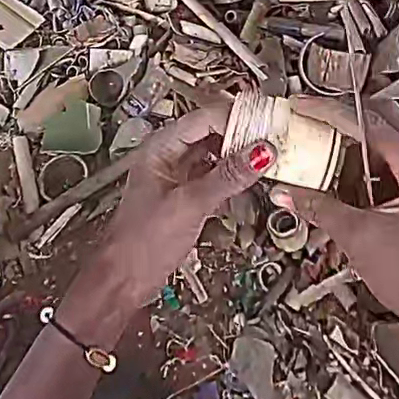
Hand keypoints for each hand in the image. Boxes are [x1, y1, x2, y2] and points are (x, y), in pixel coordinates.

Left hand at [57, 104, 266, 344]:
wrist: (124, 279)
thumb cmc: (142, 242)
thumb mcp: (191, 204)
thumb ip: (228, 177)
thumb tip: (261, 151)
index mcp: (161, 147)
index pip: (205, 118)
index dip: (236, 118)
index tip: (266, 125)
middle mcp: (169, 156)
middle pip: (212, 134)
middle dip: (242, 137)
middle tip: (274, 140)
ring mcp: (178, 177)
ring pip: (215, 156)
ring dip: (240, 159)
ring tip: (268, 160)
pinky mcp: (187, 197)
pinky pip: (215, 178)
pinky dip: (233, 180)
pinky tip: (251, 184)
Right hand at [270, 97, 398, 341]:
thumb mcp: (358, 236)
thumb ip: (318, 207)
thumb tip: (286, 191)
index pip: (374, 125)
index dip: (334, 112)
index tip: (305, 105)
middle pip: (384, 123)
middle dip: (345, 115)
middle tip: (311, 113)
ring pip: (380, 146)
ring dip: (348, 143)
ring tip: (315, 143)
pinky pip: (378, 170)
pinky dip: (353, 168)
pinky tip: (330, 176)